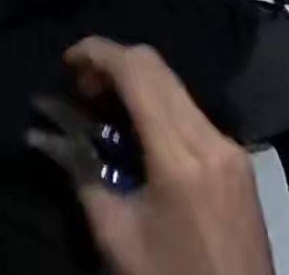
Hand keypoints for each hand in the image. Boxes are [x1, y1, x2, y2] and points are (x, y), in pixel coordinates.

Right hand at [32, 38, 271, 274]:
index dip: (98, 52)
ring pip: (174, 82)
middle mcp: (210, 138)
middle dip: (112, 61)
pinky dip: (156, 100)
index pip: (137, 72)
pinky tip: (137, 127)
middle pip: (156, 66)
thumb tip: (51, 134)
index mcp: (179, 157)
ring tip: (103, 104)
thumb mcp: (116, 235)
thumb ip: (83, 174)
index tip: (68, 60)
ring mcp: (230, 145)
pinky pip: (189, 108)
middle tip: (81, 87)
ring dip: (134, 79)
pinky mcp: (237, 157)